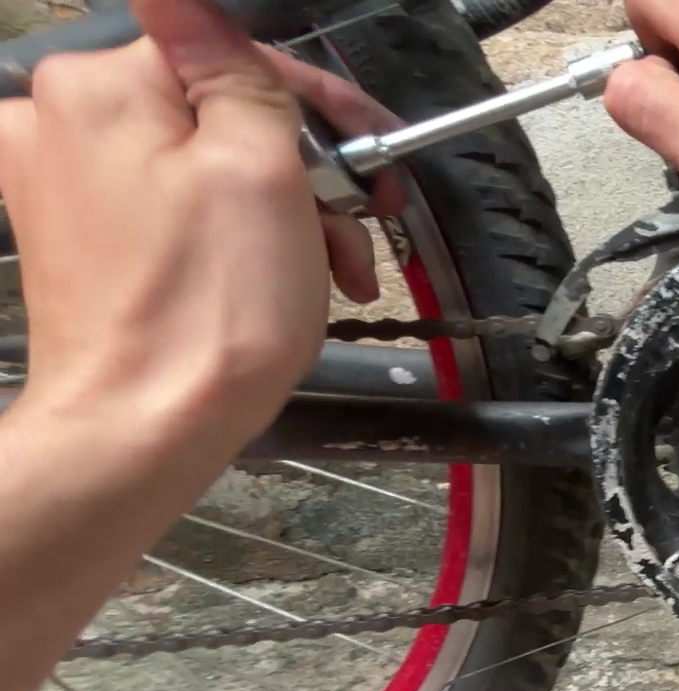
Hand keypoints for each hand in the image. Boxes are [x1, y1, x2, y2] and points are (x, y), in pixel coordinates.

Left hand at [0, 0, 402, 447]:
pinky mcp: (85, 231)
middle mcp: (64, 116)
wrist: (155, 413)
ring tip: (334, 272)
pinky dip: (245, 235)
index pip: (235, 58)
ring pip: (213, 165)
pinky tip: (281, 276)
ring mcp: (67, 177)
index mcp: (108, 89)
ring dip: (292, 214)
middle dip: (313, 176)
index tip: (385, 158)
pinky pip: (185, 207)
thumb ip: (242, 81)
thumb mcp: (261, 179)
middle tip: (364, 231)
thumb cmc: (219, 306)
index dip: (327, 107)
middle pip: (227, 116)